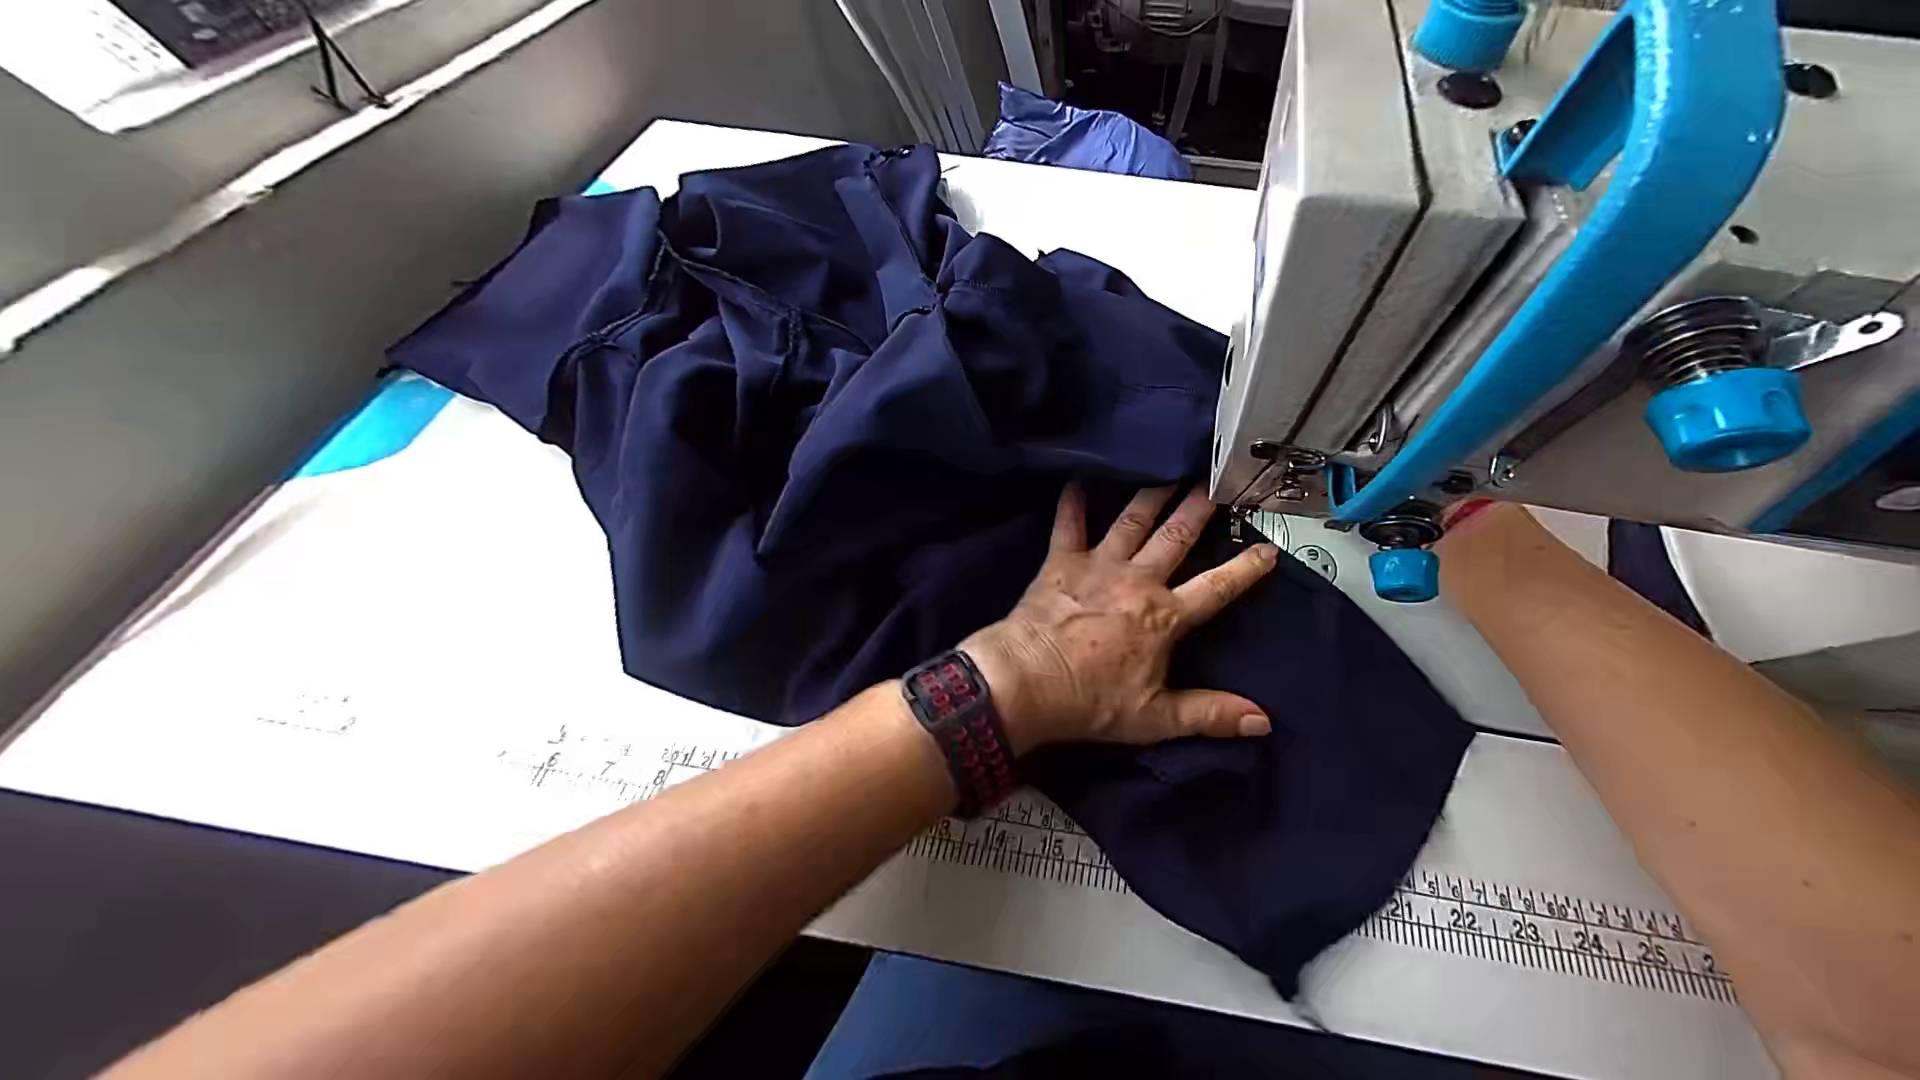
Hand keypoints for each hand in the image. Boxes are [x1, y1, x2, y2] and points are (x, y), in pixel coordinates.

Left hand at [960, 484, 1280, 752]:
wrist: (1025, 682)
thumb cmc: (1090, 701)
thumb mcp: (1155, 719)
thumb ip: (1210, 715)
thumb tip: (1264, 721)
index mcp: (1164, 617)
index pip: (1217, 588)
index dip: (1245, 569)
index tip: (1268, 548)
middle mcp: (1137, 580)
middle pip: (1176, 538)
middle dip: (1199, 509)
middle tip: (1216, 483)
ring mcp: (1098, 565)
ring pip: (1132, 521)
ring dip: (1152, 496)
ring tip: (1169, 473)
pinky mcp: (1061, 561)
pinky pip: (1069, 525)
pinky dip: (1073, 502)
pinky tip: (1078, 481)